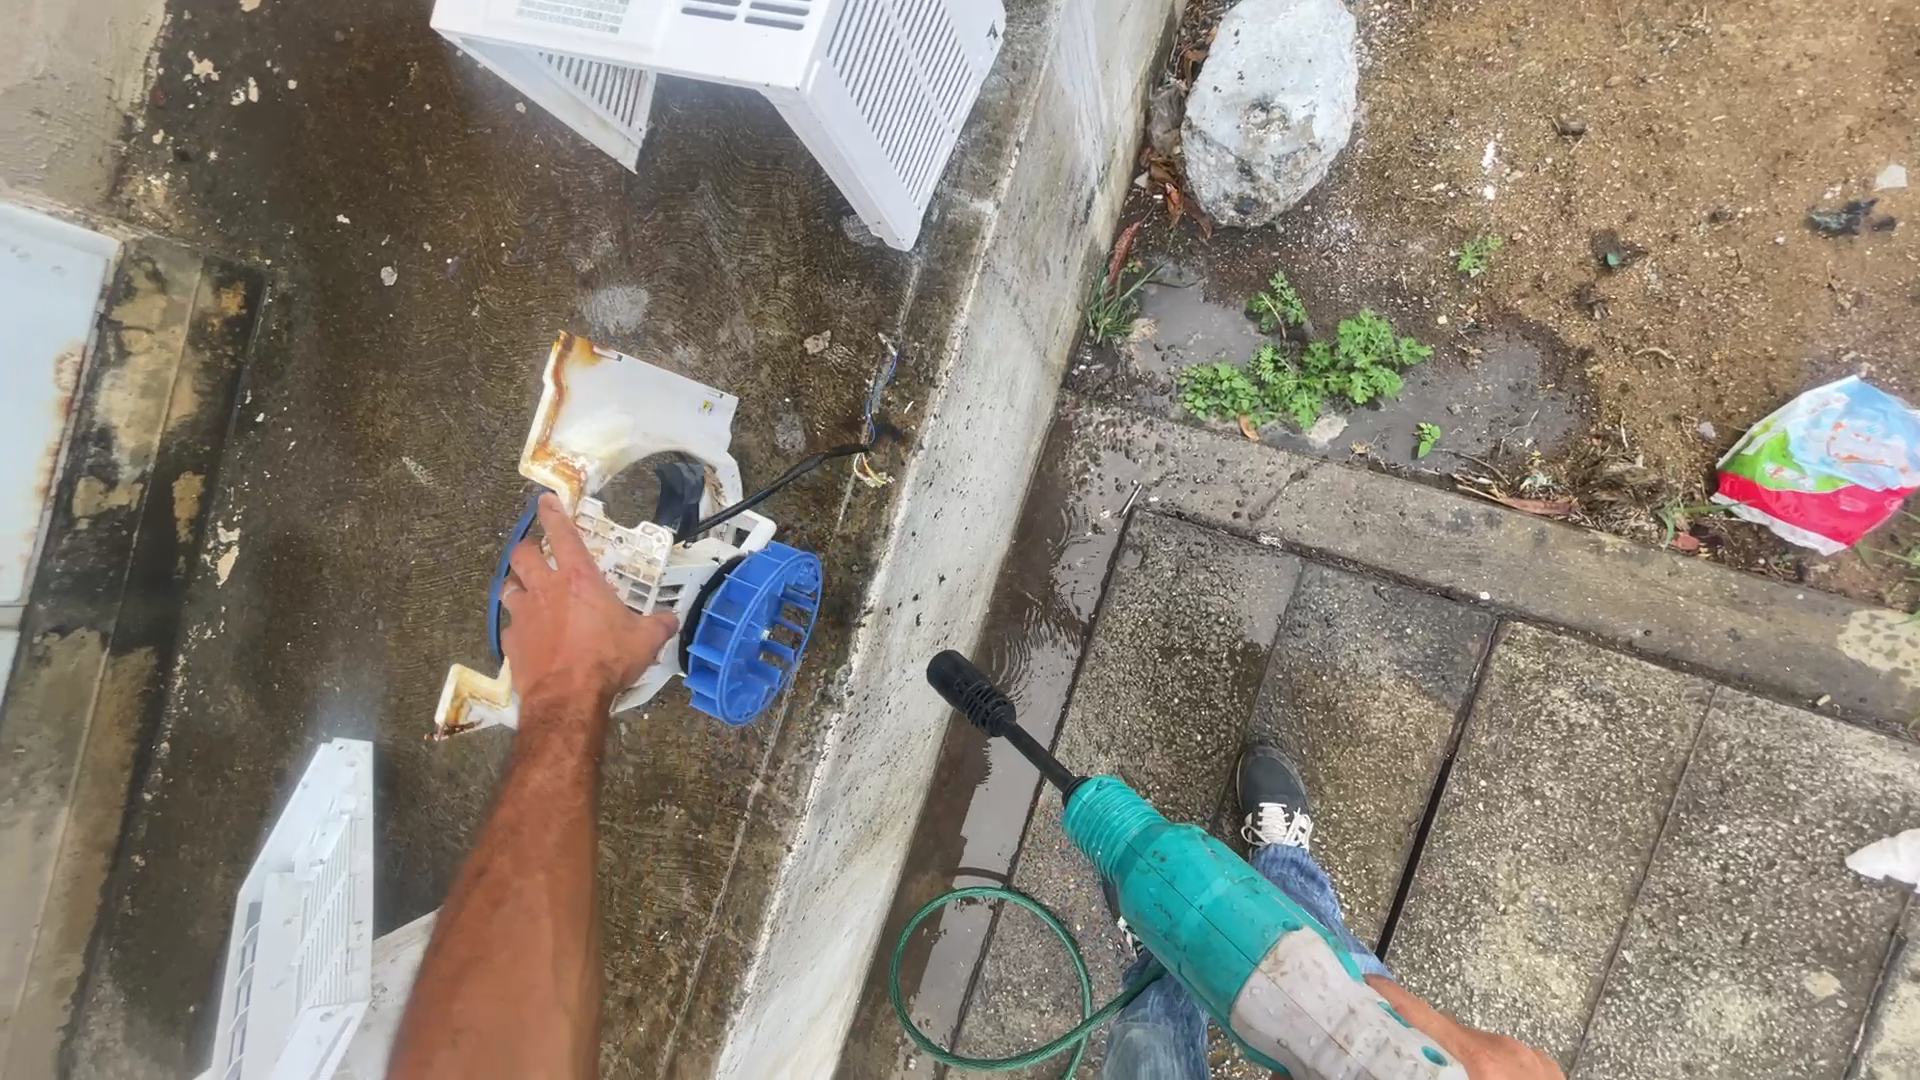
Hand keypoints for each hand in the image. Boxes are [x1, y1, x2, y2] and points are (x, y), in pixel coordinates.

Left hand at [500, 493, 678, 717]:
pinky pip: (510, 624)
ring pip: (508, 586)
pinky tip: (529, 632)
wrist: (568, 697)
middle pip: (523, 555)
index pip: (562, 536)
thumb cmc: (608, 659)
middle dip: (527, 547)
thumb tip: (672, 620)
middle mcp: (547, 590)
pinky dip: (518, 623)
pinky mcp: (512, 642)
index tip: (545, 500)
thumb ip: (659, 624)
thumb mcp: (646, 639)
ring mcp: (524, 615)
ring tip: (526, 587)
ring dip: (516, 582)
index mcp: (580, 580)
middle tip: (535, 550)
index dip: (553, 514)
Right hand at [1363, 976, 1564, 1079]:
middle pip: (1449, 1032)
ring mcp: (1532, 1057)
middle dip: (1430, 1046)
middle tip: (1417, 1063)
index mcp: (1478, 1061)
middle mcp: (1504, 1050)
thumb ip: (1430, 1073)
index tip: (1366, 983)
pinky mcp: (1550, 1068)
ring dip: (1466, 1062)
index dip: (1390, 996)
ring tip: (1459, 1078)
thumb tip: (1398, 1067)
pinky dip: (1497, 1070)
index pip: (1422, 1013)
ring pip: (1480, 1047)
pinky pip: (1510, 1058)